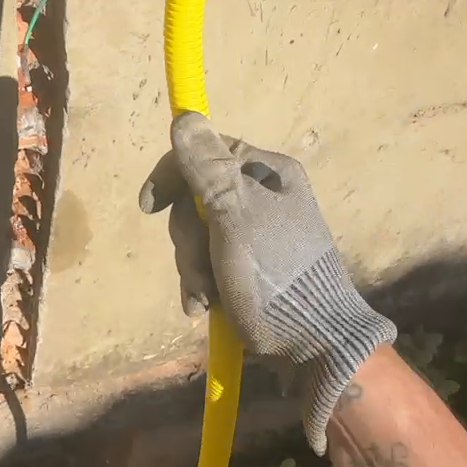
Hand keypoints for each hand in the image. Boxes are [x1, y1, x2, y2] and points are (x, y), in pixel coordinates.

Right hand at [138, 112, 395, 451]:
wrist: (316, 348)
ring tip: (207, 296)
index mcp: (267, 173)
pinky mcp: (252, 266)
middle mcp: (264, 196)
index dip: (172, 176)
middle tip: (200, 266)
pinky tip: (204, 307)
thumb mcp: (235, 218)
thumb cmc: (276, 275)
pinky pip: (210, 261)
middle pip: (196, 197)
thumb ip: (207, 169)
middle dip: (189, 237)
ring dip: (193, 267)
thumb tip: (184, 118)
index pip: (205, 152)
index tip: (150, 206)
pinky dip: (202, 283)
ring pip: (199, 234)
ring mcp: (258, 233)